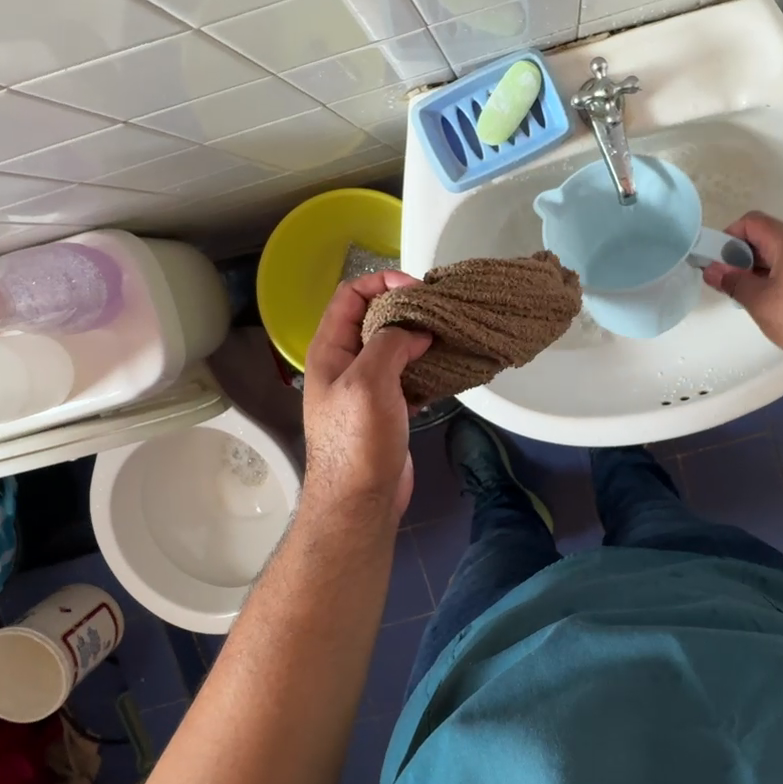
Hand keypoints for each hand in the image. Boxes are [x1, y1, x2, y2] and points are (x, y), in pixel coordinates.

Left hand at [301, 271, 431, 524]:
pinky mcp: (388, 409)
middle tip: (442, 311)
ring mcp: (366, 388)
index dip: (382, 282)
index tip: (419, 287)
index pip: (350, 295)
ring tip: (451, 336)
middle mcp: (346, 363)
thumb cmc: (357, 441)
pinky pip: (408, 376)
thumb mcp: (368, 381)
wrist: (360, 501)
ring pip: (395, 348)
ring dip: (421, 339)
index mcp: (330, 350)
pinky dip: (427, 369)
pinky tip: (448, 371)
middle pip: (375, 318)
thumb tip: (417, 330)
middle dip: (408, 308)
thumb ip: (390, 343)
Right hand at [703, 211, 782, 368]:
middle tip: (733, 284)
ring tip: (755, 299)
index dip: (729, 236)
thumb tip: (712, 269)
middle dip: (744, 256)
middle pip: (769, 237)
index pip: (752, 221)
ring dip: (764, 270)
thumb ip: (734, 283)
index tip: (718, 262)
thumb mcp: (760, 302)